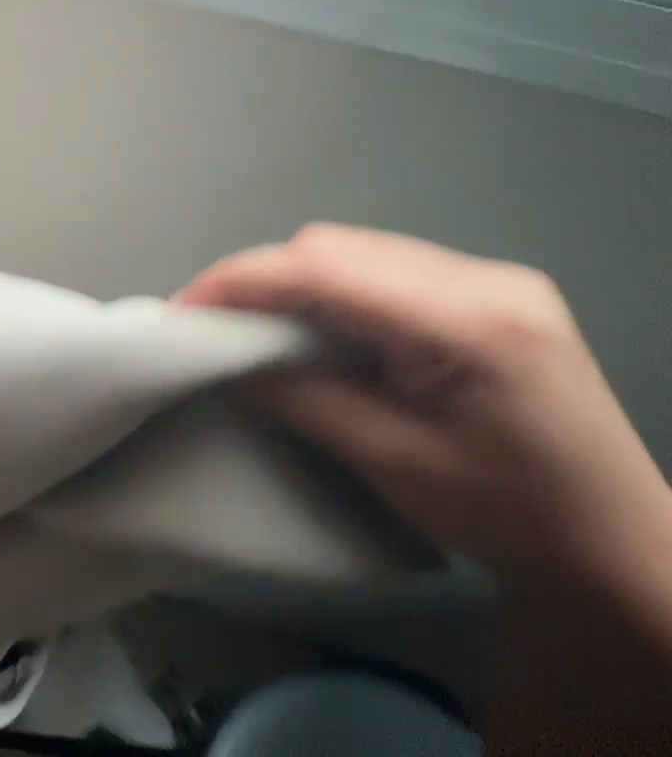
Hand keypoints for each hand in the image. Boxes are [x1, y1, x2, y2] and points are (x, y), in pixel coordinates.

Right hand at [176, 224, 671, 589]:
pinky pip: (377, 267)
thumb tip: (219, 358)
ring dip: (287, 282)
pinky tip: (311, 328)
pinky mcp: (487, 293)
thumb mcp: (386, 457)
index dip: (236, 281)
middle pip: (332, 246)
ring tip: (251, 328)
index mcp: (470, 321)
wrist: (616, 547)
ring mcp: (492, 280)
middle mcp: (485, 279)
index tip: (178, 313)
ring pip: (350, 249)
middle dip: (255, 278)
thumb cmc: (505, 513)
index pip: (322, 269)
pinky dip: (324, 289)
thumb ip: (296, 394)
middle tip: (209, 326)